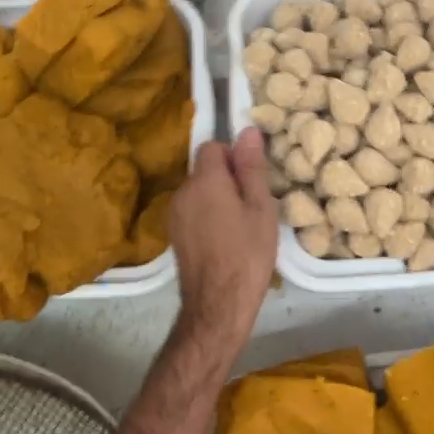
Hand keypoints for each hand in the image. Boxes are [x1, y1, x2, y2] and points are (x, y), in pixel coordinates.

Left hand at [170, 129, 277, 346]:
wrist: (218, 303)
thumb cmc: (247, 254)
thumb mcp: (260, 208)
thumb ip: (251, 167)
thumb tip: (247, 130)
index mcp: (205, 180)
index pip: (213, 146)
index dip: (234, 157)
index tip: (252, 181)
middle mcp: (182, 191)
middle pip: (204, 170)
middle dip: (226, 179)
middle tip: (253, 206)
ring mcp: (174, 214)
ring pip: (199, 192)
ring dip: (217, 199)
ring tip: (240, 226)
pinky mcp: (173, 235)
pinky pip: (193, 212)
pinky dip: (207, 217)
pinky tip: (224, 241)